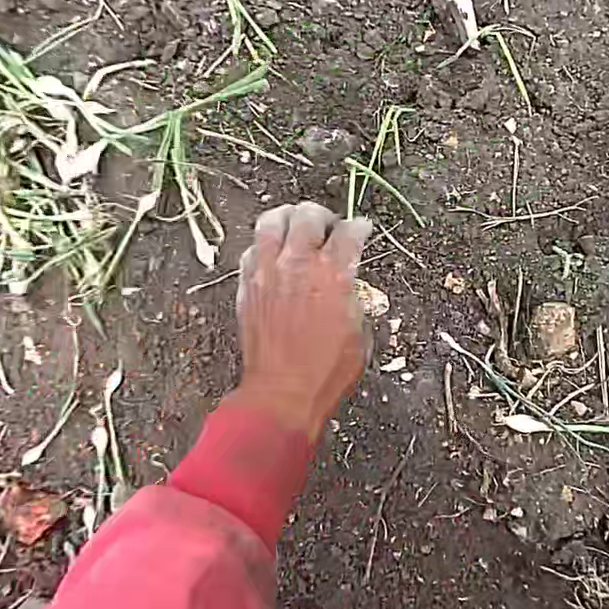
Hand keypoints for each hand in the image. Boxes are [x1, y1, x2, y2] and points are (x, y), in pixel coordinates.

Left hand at [231, 202, 372, 441]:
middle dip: (324, 216)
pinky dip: (265, 246)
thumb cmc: (329, 370)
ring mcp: (267, 273)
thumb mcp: (360, 329)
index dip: (360, 227)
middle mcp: (298, 265)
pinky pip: (250, 250)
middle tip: (329, 228)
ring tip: (297, 229)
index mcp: (334, 274)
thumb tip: (348, 283)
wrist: (284, 394)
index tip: (362, 229)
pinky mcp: (247, 287)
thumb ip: (353, 295)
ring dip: (288, 219)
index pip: (350, 231)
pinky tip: (274, 256)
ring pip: (272, 221)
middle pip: (308, 215)